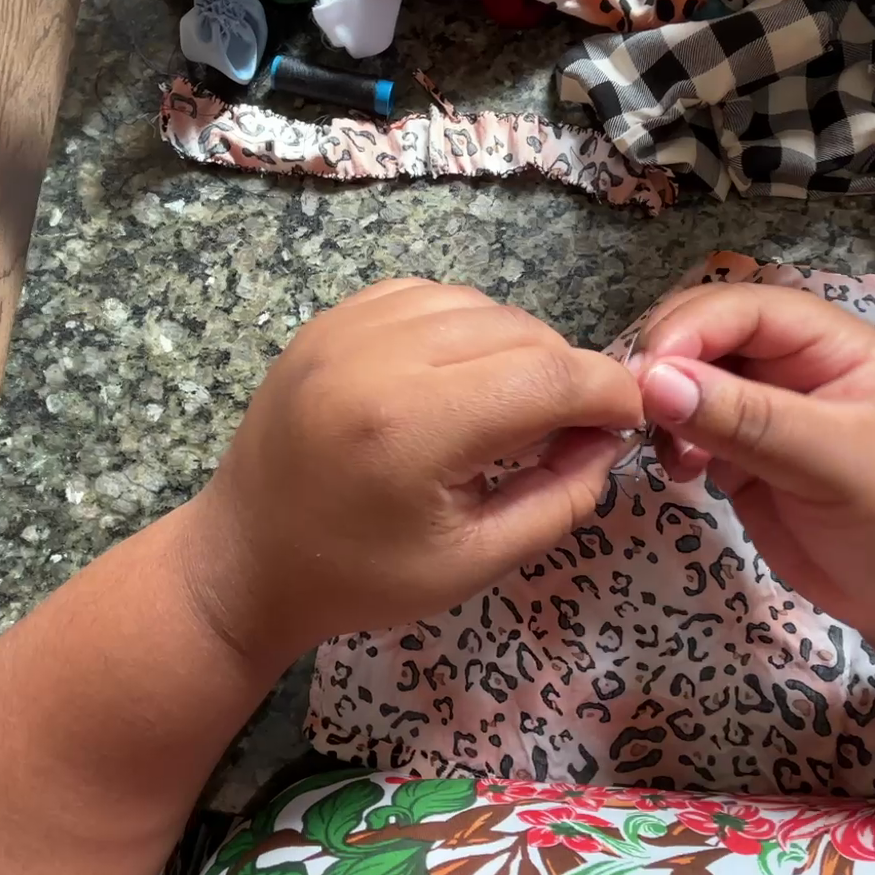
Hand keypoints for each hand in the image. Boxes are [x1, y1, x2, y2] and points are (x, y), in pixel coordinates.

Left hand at [184, 279, 643, 664]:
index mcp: (414, 425)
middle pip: (520, 332)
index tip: (631, 417)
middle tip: (567, 427)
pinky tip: (457, 371)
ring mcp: (345, 327)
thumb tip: (605, 440)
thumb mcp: (473, 562)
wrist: (244, 559)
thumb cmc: (358, 578)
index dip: (608, 391)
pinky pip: (427, 296)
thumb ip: (559, 499)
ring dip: (516, 348)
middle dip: (565, 375)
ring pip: (478, 305)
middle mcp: (378, 355)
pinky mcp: (328, 320)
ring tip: (510, 403)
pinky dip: (463, 326)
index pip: (549, 376)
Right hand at [632, 283, 874, 645]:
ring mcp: (762, 414)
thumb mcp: (841, 463)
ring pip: (687, 384)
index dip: (688, 329)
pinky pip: (688, 432)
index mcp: (830, 344)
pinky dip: (670, 444)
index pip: (743, 309)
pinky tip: (680, 473)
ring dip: (663, 409)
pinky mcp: (741, 459)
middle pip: (705, 337)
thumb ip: (748, 420)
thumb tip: (654, 380)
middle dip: (665, 364)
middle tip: (635, 411)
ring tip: (670, 456)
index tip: (643, 375)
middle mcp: (789, 368)